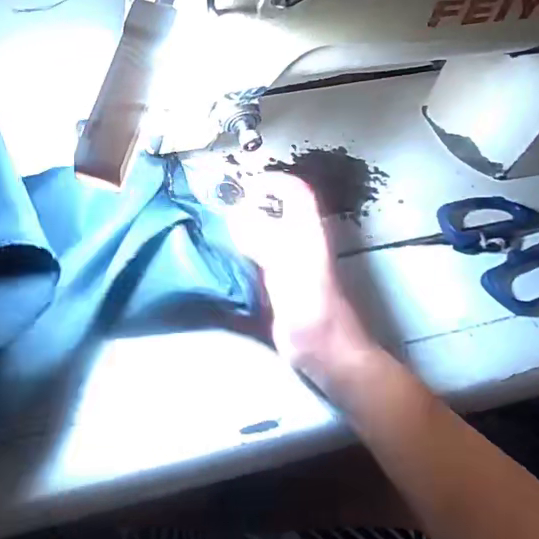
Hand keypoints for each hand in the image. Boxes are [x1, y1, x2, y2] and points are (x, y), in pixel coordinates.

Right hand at [223, 173, 390, 397]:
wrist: (328, 356)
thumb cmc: (314, 312)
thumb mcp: (289, 269)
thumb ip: (264, 239)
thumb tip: (235, 214)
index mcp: (307, 234)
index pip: (296, 193)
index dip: (274, 182)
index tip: (244, 186)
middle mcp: (299, 245)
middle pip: (276, 212)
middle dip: (248, 205)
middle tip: (216, 208)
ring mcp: (288, 268)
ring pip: (264, 236)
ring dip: (240, 230)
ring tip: (211, 231)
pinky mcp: (278, 290)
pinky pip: (255, 262)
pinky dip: (237, 256)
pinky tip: (219, 263)